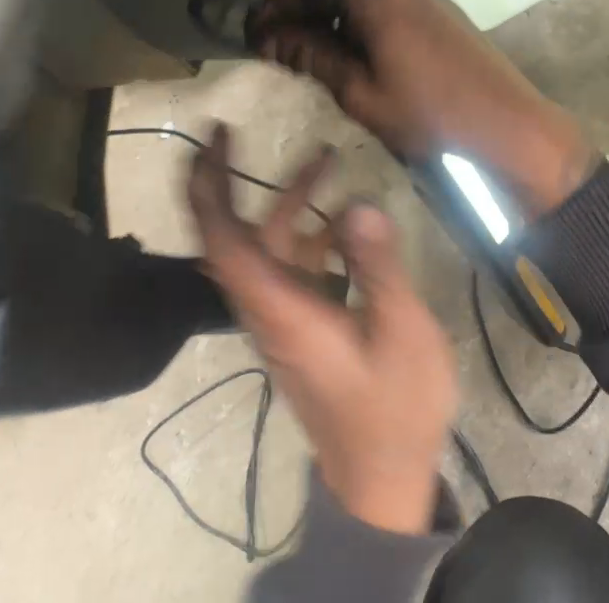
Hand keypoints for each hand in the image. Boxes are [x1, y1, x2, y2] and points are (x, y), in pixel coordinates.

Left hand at [186, 122, 456, 534]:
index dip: (208, 187)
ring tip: (329, 157)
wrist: (382, 476)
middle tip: (234, 132)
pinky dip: (315, 234)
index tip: (212, 140)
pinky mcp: (307, 328)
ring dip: (289, 202)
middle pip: (233, 238)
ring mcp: (288, 321)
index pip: (224, 241)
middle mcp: (271, 310)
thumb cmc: (393, 409)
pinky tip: (350, 218)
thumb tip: (357, 202)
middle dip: (229, 182)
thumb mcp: (400, 333)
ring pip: (271, 249)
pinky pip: (298, 268)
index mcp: (282, 310)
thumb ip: (377, 267)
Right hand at [247, 0, 599, 217]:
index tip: (251, 37)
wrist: (508, 125)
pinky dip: (365, 8)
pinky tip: (360, 46)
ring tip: (320, 46)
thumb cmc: (430, 116)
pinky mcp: (441, 7)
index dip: (272, 6)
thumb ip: (313, 57)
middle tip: (287, 37)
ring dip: (337, 2)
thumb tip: (271, 38)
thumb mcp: (360, 92)